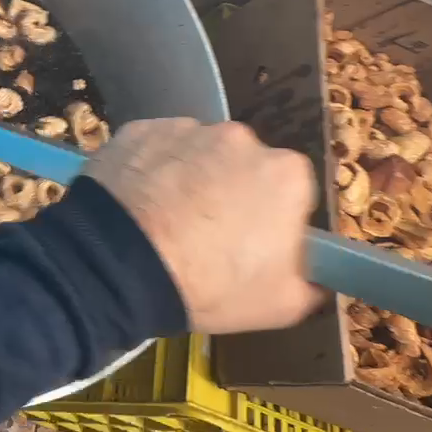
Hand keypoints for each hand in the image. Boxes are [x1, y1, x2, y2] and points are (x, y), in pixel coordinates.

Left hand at [83, 118, 322, 333]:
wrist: (119, 265)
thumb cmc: (209, 284)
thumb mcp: (282, 303)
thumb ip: (309, 277)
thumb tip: (312, 272)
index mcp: (285, 172)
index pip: (291, 189)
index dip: (272, 216)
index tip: (252, 240)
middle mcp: (237, 137)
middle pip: (241, 163)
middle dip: (229, 189)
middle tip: (203, 230)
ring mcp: (182, 128)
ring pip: (195, 152)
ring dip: (186, 175)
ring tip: (163, 216)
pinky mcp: (137, 129)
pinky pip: (154, 147)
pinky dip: (149, 166)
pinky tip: (136, 199)